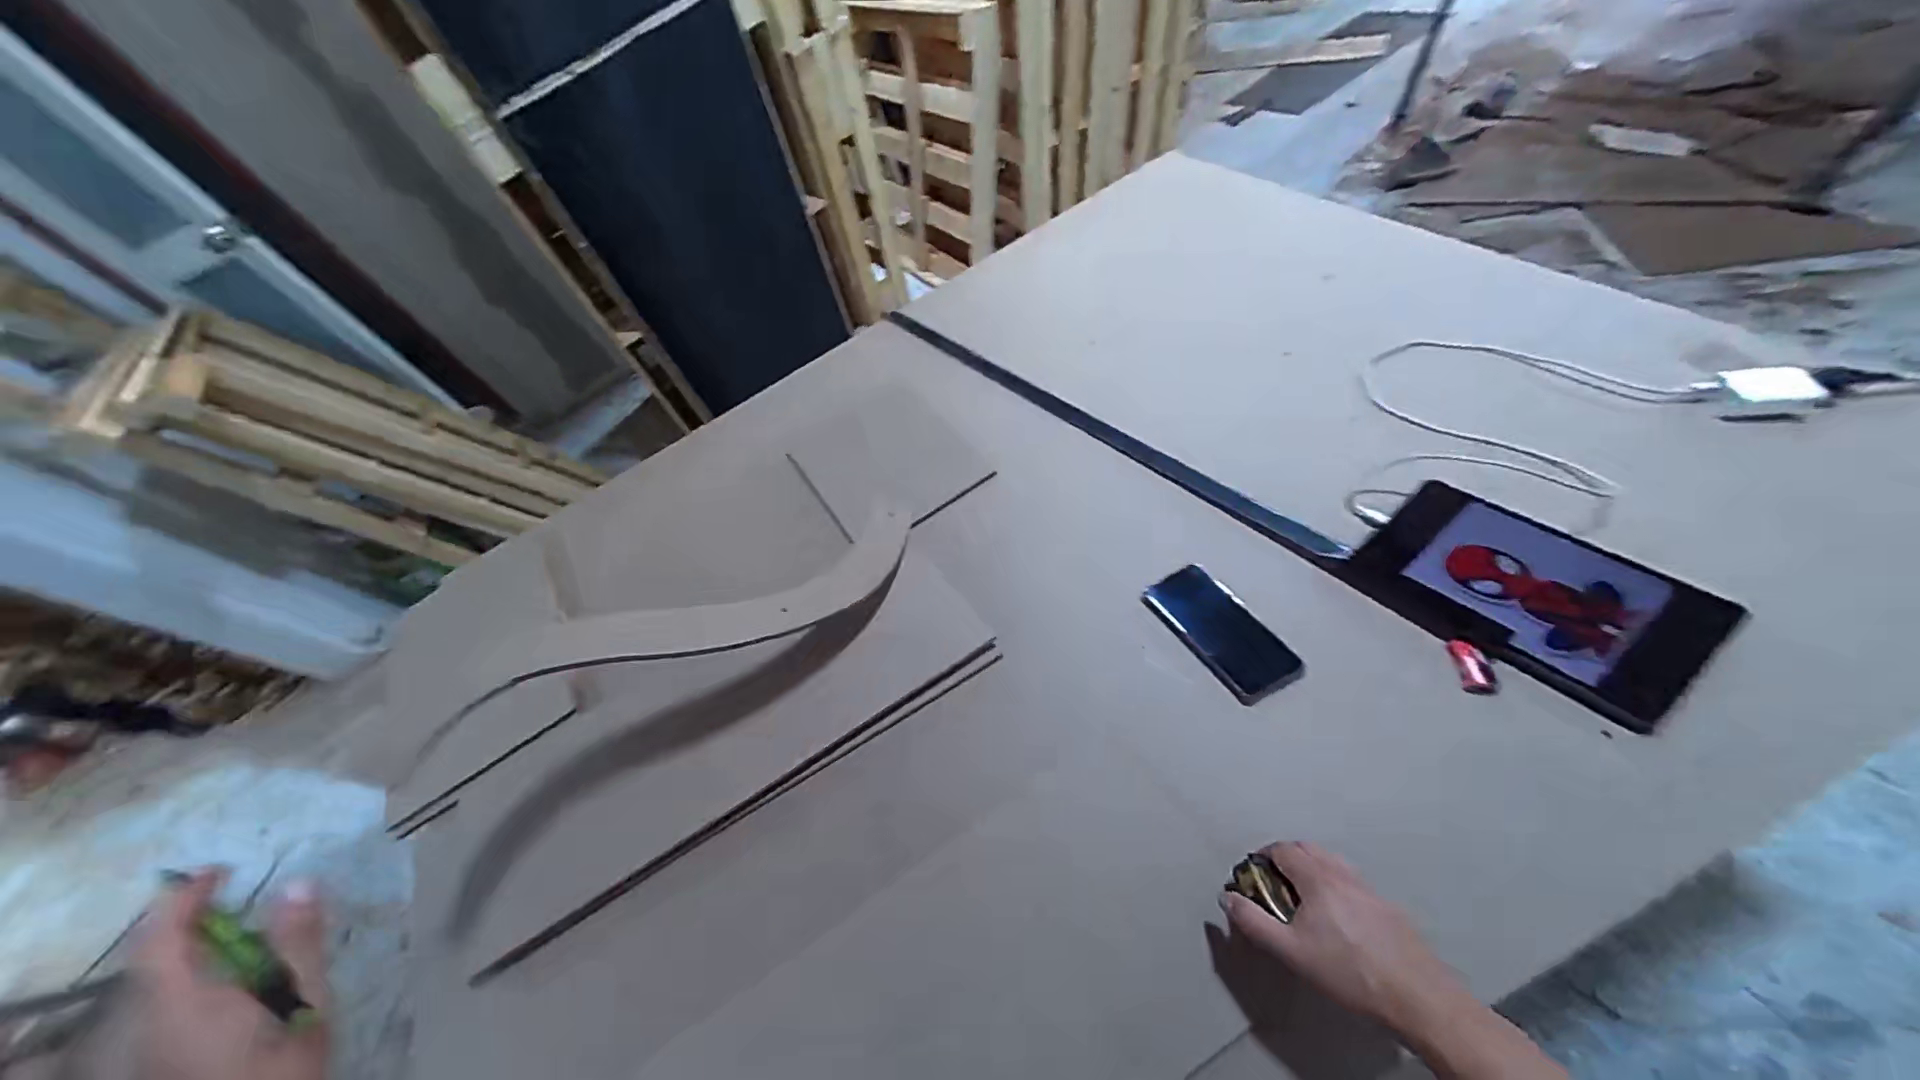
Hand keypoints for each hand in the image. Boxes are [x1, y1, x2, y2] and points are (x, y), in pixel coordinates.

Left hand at [130, 870, 330, 1079]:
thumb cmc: (283, 1058)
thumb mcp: (305, 998)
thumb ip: (298, 942)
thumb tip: (299, 883)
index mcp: (183, 1004)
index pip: (162, 942)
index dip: (181, 901)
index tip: (217, 870)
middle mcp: (155, 1021)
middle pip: (160, 960)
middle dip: (193, 921)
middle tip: (235, 891)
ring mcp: (158, 1041)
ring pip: (166, 980)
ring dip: (200, 945)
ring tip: (246, 924)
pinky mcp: (170, 1053)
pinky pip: (174, 998)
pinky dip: (203, 969)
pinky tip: (242, 969)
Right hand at [1217, 841, 1467, 1034]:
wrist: (1419, 999)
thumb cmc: (1353, 975)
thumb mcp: (1290, 952)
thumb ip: (1253, 921)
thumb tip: (1228, 899)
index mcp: (1318, 879)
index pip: (1282, 849)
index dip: (1262, 857)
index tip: (1254, 874)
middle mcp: (1344, 876)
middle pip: (1307, 848)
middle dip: (1285, 858)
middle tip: (1274, 883)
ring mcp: (1370, 891)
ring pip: (1332, 863)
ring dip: (1311, 869)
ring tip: (1303, 900)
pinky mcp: (1389, 910)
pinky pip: (1353, 883)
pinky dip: (1335, 886)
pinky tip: (1338, 918)